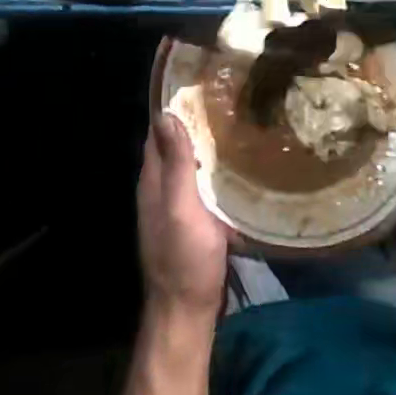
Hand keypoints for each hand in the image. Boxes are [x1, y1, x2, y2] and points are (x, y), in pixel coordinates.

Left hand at [137, 113, 228, 320]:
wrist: (188, 311)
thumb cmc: (184, 258)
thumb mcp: (181, 207)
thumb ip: (175, 163)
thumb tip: (165, 114)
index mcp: (153, 180)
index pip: (157, 133)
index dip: (172, 107)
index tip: (196, 83)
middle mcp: (161, 188)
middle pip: (175, 147)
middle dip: (195, 123)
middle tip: (227, 99)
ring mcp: (179, 207)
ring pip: (191, 166)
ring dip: (208, 147)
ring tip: (239, 123)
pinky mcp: (196, 222)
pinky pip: (205, 188)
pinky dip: (218, 173)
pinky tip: (242, 167)